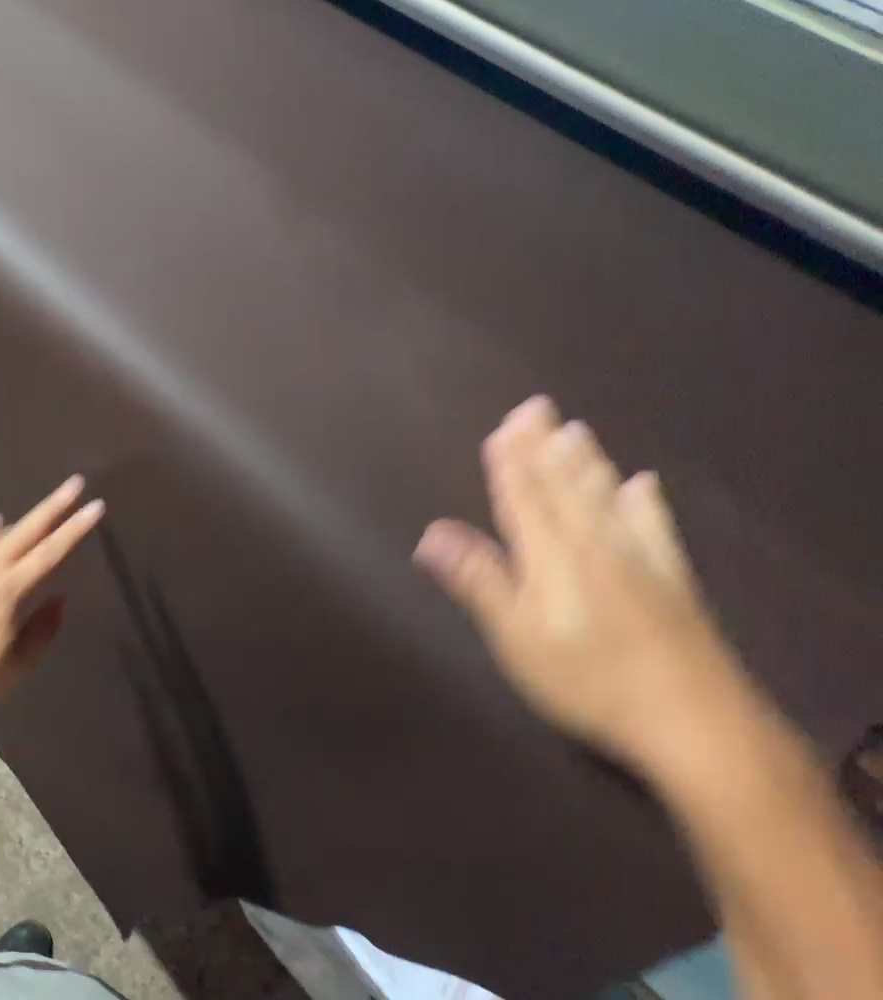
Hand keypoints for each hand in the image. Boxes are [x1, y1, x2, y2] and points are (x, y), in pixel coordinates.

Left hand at [0, 475, 105, 715]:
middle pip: (27, 529)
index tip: (96, 506)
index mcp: (10, 591)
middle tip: (75, 482)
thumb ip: (44, 629)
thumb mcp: (18, 666)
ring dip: (22, 520)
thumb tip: (58, 598)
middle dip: (54, 505)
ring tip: (41, 511)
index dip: (76, 529)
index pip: (52, 553)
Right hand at [413, 396, 754, 769]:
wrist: (695, 721)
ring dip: (586, 463)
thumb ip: (479, 581)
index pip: (524, 500)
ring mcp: (640, 562)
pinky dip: (644, 502)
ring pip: (605, 500)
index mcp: (552, 558)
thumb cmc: (588, 680)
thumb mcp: (517, 637)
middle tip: (536, 407)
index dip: (509, 464)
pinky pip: (655, 528)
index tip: (501, 427)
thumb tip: (432, 534)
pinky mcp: (673, 582)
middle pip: (564, 488)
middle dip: (544, 448)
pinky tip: (641, 484)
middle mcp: (595, 547)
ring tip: (574, 430)